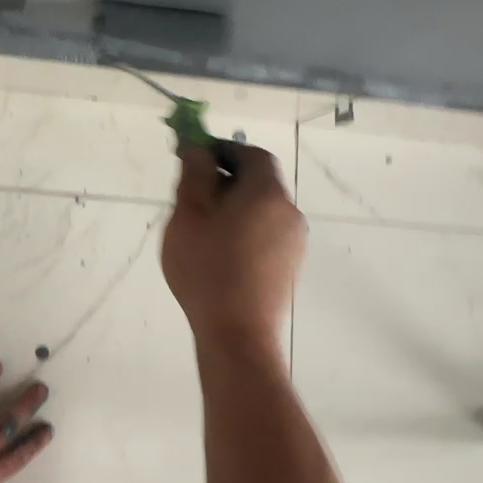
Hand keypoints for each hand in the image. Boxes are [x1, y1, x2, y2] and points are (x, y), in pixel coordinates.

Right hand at [161, 144, 305, 349]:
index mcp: (267, 193)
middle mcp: (289, 212)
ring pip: (260, 211)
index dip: (224, 150)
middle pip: (259, 183)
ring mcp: (294, 243)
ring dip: (233, 210)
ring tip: (200, 231)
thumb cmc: (207, 268)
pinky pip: (264, 236)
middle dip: (225, 182)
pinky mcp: (289, 268)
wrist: (237, 332)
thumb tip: (198, 149)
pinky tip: (218, 256)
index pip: (252, 155)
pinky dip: (242, 233)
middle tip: (190, 197)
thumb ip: (194, 175)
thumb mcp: (188, 215)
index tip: (194, 159)